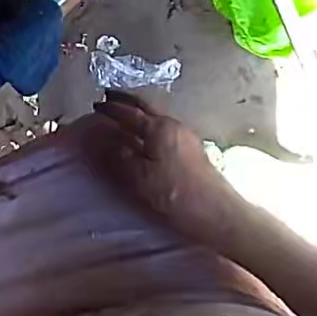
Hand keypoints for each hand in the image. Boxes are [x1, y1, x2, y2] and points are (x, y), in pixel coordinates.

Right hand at [86, 90, 252, 250]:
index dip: (111, 110)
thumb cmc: (176, 195)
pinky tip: (146, 136)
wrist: (221, 216)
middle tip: (109, 99)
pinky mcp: (194, 151)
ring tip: (125, 117)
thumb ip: (120, 156)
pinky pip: (165, 129)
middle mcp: (174, 126)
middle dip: (127, 102)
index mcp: (159, 127)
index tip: (96, 107)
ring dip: (140, 114)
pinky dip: (150, 126)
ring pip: (157, 117)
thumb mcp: (140, 177)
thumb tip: (107, 139)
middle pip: (147, 107)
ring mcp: (187, 137)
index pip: (129, 112)